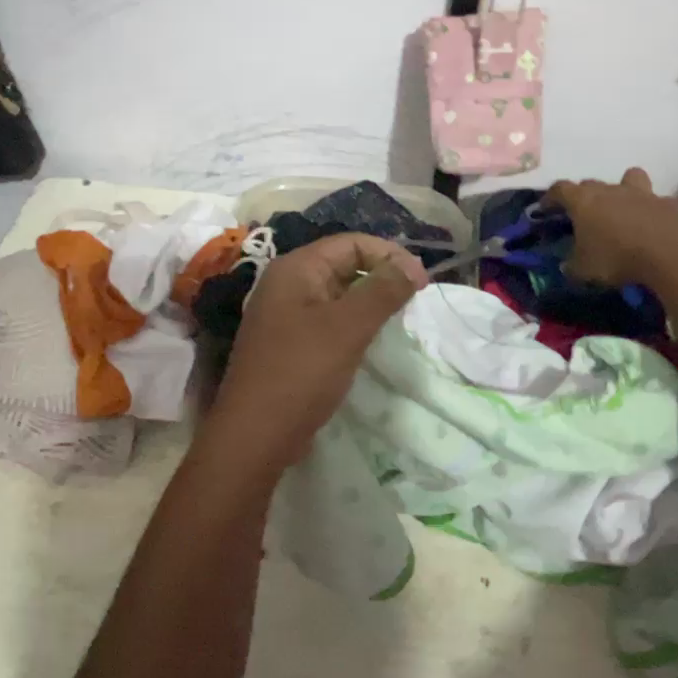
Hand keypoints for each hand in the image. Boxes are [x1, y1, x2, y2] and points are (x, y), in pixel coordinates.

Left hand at [204, 234, 425, 475]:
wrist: (255, 434)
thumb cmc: (301, 373)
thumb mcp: (348, 328)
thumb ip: (383, 291)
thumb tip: (413, 265)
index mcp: (295, 269)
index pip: (351, 243)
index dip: (390, 255)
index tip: (422, 283)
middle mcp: (286, 283)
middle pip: (343, 264)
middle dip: (380, 276)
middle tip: (414, 300)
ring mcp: (283, 314)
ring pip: (337, 294)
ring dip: (368, 301)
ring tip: (398, 319)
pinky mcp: (287, 343)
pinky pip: (327, 320)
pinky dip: (352, 323)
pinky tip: (370, 341)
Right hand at [547, 168, 677, 284]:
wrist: (668, 255)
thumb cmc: (616, 258)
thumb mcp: (583, 269)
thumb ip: (571, 265)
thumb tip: (567, 266)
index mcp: (583, 201)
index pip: (559, 189)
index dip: (550, 198)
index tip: (545, 209)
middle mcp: (610, 190)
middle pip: (590, 183)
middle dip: (583, 196)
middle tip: (582, 214)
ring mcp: (641, 193)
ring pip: (628, 178)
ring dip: (623, 188)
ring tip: (622, 207)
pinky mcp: (667, 203)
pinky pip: (656, 201)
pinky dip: (652, 209)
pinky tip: (652, 224)